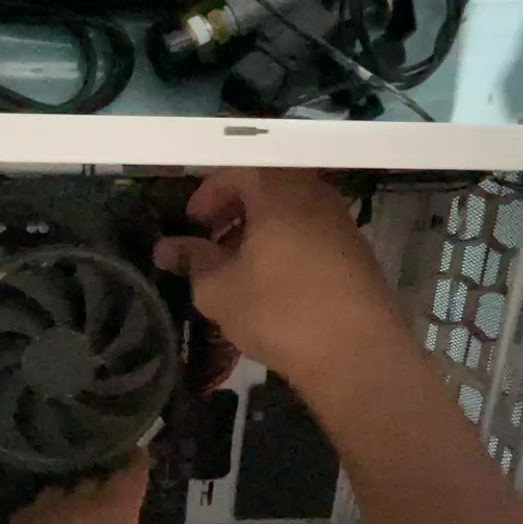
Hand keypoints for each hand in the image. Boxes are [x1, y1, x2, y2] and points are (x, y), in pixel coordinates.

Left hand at [0, 454, 162, 523]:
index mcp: (110, 519)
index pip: (129, 480)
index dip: (138, 466)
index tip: (140, 454)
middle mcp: (71, 507)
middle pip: (93, 485)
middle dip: (107, 494)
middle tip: (117, 515)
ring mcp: (35, 517)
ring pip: (61, 497)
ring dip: (74, 506)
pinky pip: (36, 515)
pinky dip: (47, 521)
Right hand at [154, 169, 406, 379]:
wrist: (356, 354)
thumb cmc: (279, 313)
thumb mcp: (219, 290)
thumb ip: (192, 261)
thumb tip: (166, 248)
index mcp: (280, 195)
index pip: (241, 169)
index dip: (210, 190)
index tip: (192, 221)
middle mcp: (314, 198)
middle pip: (269, 185)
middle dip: (234, 207)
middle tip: (210, 238)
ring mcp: (339, 224)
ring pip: (290, 209)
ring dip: (258, 227)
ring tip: (234, 264)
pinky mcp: (353, 252)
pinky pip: (309, 230)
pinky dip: (283, 243)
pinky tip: (267, 281)